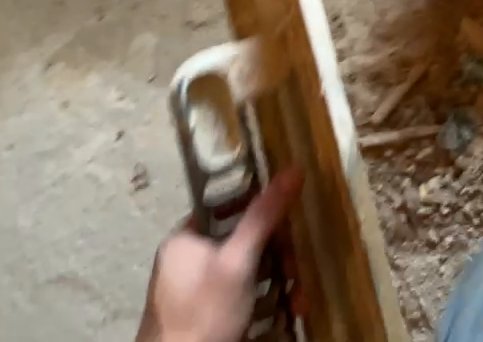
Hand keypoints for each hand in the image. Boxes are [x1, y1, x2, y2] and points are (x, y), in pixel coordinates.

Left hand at [137, 169, 301, 341]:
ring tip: (297, 297)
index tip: (288, 216)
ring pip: (249, 268)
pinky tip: (288, 310)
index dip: (259, 206)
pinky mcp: (209, 315)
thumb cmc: (203, 314)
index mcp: (184, 240)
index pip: (227, 205)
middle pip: (244, 238)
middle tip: (295, 267)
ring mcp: (198, 291)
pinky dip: (267, 299)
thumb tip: (294, 168)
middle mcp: (188, 261)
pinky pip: (245, 294)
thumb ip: (264, 215)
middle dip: (279, 252)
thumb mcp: (238, 261)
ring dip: (279, 279)